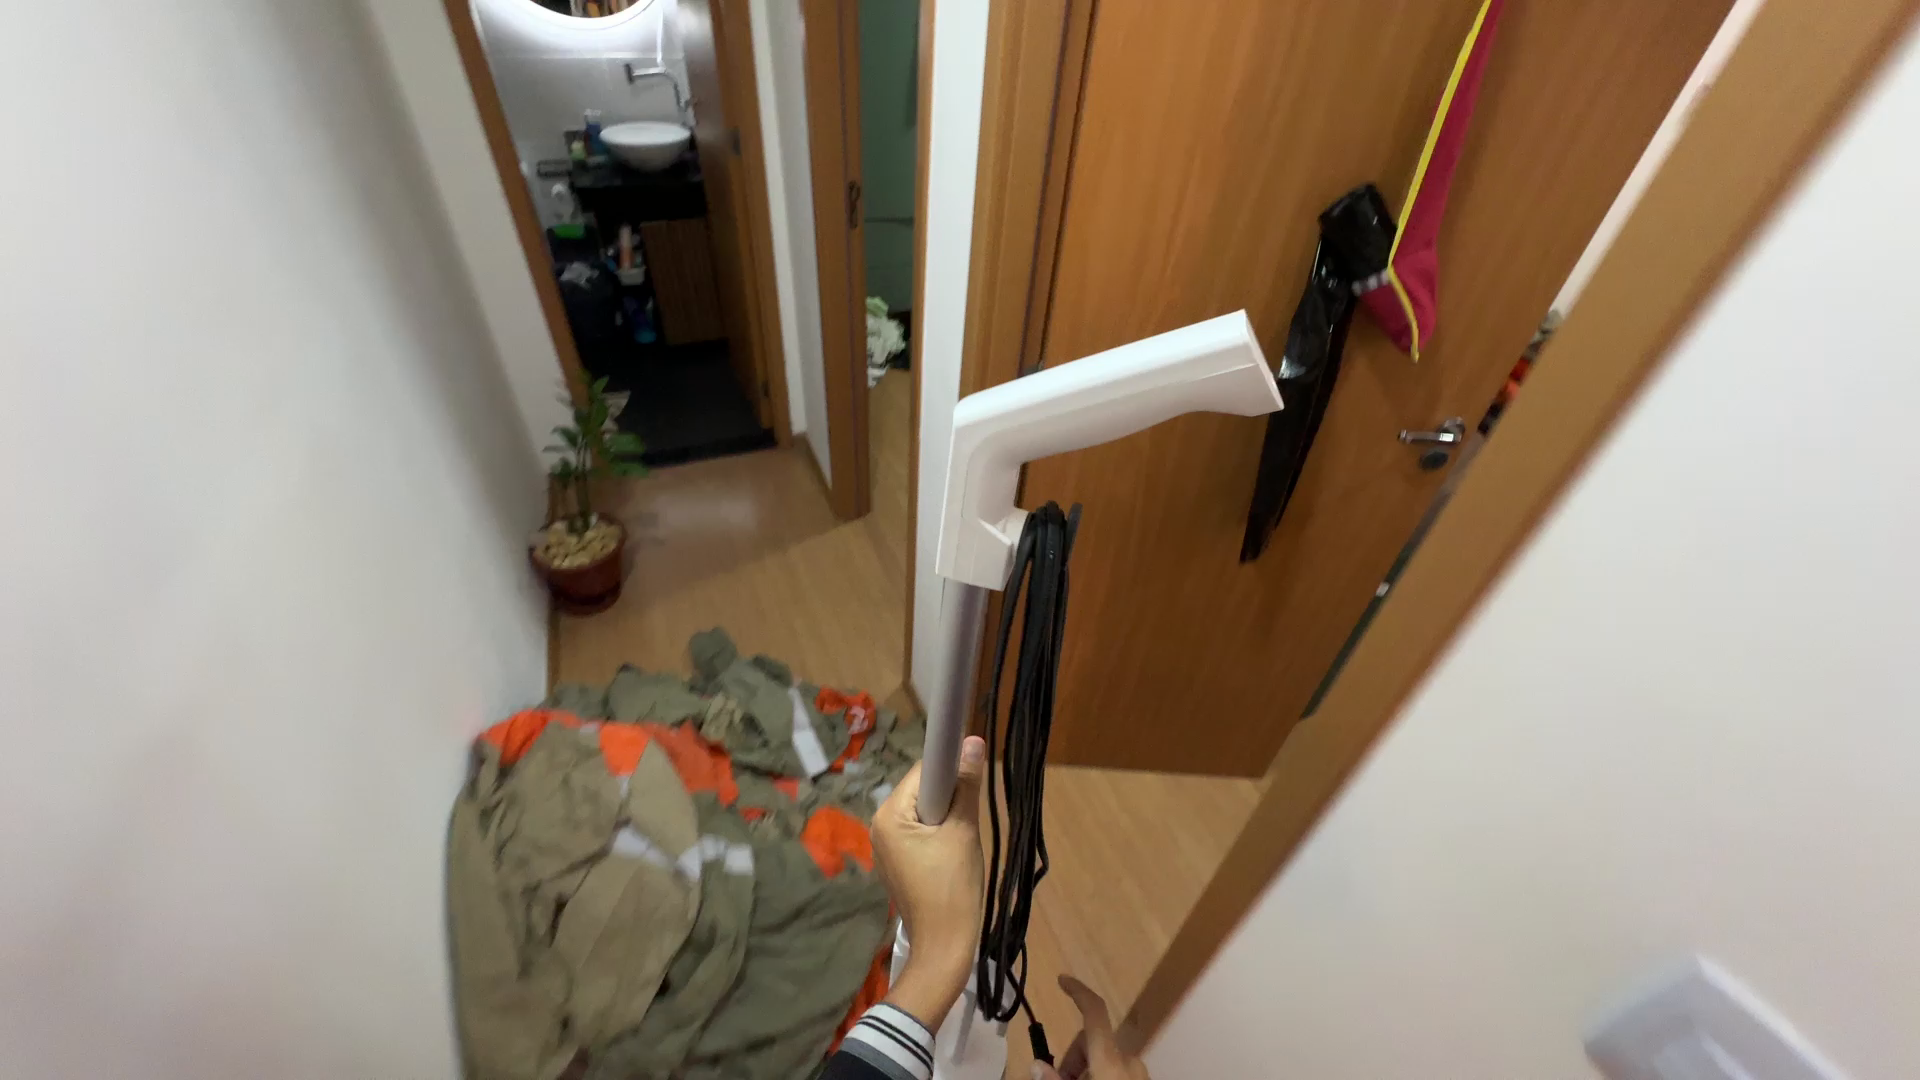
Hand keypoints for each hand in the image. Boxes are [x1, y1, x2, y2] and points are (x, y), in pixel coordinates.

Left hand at [872, 735, 986, 1027]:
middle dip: (950, 798)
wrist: (944, 949)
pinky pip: (921, 832)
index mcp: (888, 815)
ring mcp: (886, 846)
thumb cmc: (953, 887)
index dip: (951, 769)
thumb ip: (967, 785)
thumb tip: (973, 740)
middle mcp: (879, 825)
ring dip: (948, 817)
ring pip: (925, 812)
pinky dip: (940, 835)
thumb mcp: (963, 831)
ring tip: (963, 841)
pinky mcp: (898, 862)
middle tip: (970, 820)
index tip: (974, 772)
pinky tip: (953, 856)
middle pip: (923, 790)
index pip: (923, 771)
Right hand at [1036, 976, 1150, 1079]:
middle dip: (1074, 1056)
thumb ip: (1054, 1078)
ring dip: (1088, 1068)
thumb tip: (1037, 1065)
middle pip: (1093, 1040)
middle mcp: (1129, 1058)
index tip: (1062, 979)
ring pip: (1105, 1057)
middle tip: (1061, 1079)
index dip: (1078, 990)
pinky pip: (1118, 1070)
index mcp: (1111, 1057)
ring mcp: (1141, 1072)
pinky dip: (1104, 1075)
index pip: (1095, 1010)